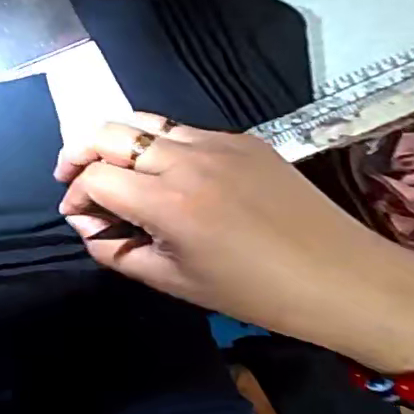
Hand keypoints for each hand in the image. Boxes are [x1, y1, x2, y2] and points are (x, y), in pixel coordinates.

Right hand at [54, 115, 413, 373]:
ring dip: (117, 143)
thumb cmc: (252, 292)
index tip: (78, 217)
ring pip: (143, 121)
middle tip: (74, 179)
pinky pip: (181, 130)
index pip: (95, 178)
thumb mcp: (173, 282)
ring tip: (112, 168)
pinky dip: (158, 146)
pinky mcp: (241, 138)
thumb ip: (117, 251)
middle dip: (79, 153)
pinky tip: (167, 173)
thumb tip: (88, 224)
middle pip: (109, 133)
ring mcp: (216, 142)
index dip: (75, 196)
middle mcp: (186, 159)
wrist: (340, 276)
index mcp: (168, 203)